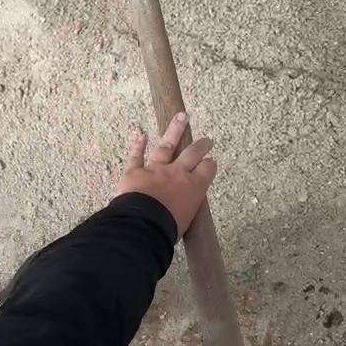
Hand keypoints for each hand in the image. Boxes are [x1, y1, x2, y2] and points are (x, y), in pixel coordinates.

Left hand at [114, 112, 215, 236]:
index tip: (210, 161)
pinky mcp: (135, 171)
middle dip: (201, 145)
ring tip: (182, 116)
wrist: (143, 224)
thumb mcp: (185, 221)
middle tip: (207, 140)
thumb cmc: (167, 229)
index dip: (209, 164)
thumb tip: (180, 212)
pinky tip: (140, 134)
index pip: (207, 170)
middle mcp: (177, 173)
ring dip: (175, 130)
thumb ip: (185, 209)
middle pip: (192, 153)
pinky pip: (136, 156)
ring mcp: (156, 169)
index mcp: (194, 187)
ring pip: (167, 146)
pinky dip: (137, 145)